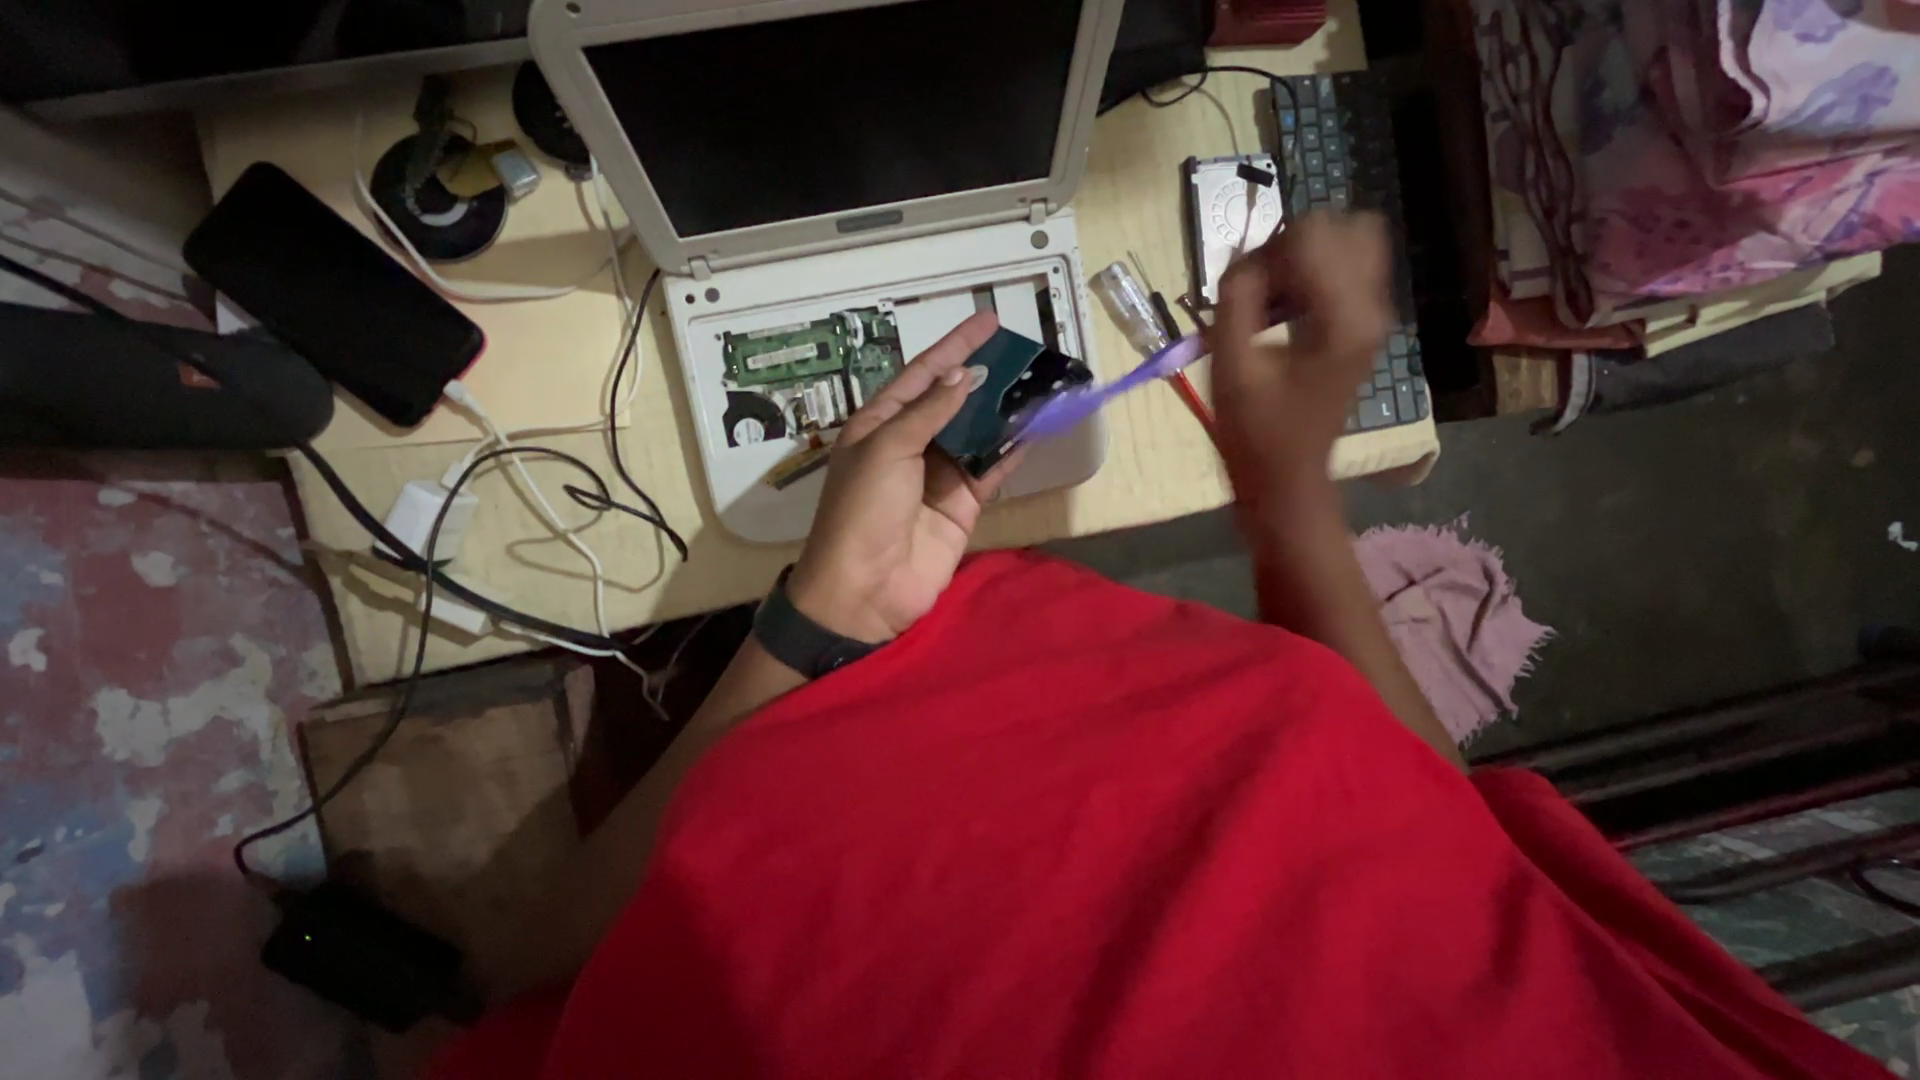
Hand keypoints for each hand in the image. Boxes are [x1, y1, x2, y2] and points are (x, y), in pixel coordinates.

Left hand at [786, 312, 1020, 644]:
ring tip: (1039, 381)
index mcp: (880, 424)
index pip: (922, 374)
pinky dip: (1013, 450)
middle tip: (1024, 352)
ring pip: (978, 432)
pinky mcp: (962, 504)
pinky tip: (1037, 427)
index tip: (988, 321)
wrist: (865, 589)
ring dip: (1005, 410)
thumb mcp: (887, 449)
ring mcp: (938, 475)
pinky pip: (991, 469)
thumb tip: (963, 375)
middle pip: (953, 400)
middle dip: (986, 376)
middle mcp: (910, 444)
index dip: (953, 346)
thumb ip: (929, 411)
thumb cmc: (863, 510)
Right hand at [1211, 212, 1393, 507]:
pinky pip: (1350, 270)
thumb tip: (1244, 258)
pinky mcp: (1366, 325)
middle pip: (1344, 227)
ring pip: (1352, 242)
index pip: (1313, 233)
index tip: (1244, 292)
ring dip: (1307, 257)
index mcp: (1343, 318)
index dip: (1269, 251)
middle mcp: (1372, 307)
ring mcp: (1375, 315)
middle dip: (1295, 244)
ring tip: (1273, 298)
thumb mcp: (1231, 366)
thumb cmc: (1254, 431)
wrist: (1287, 477)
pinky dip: (1316, 274)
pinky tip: (1285, 311)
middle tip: (1262, 287)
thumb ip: (1236, 301)